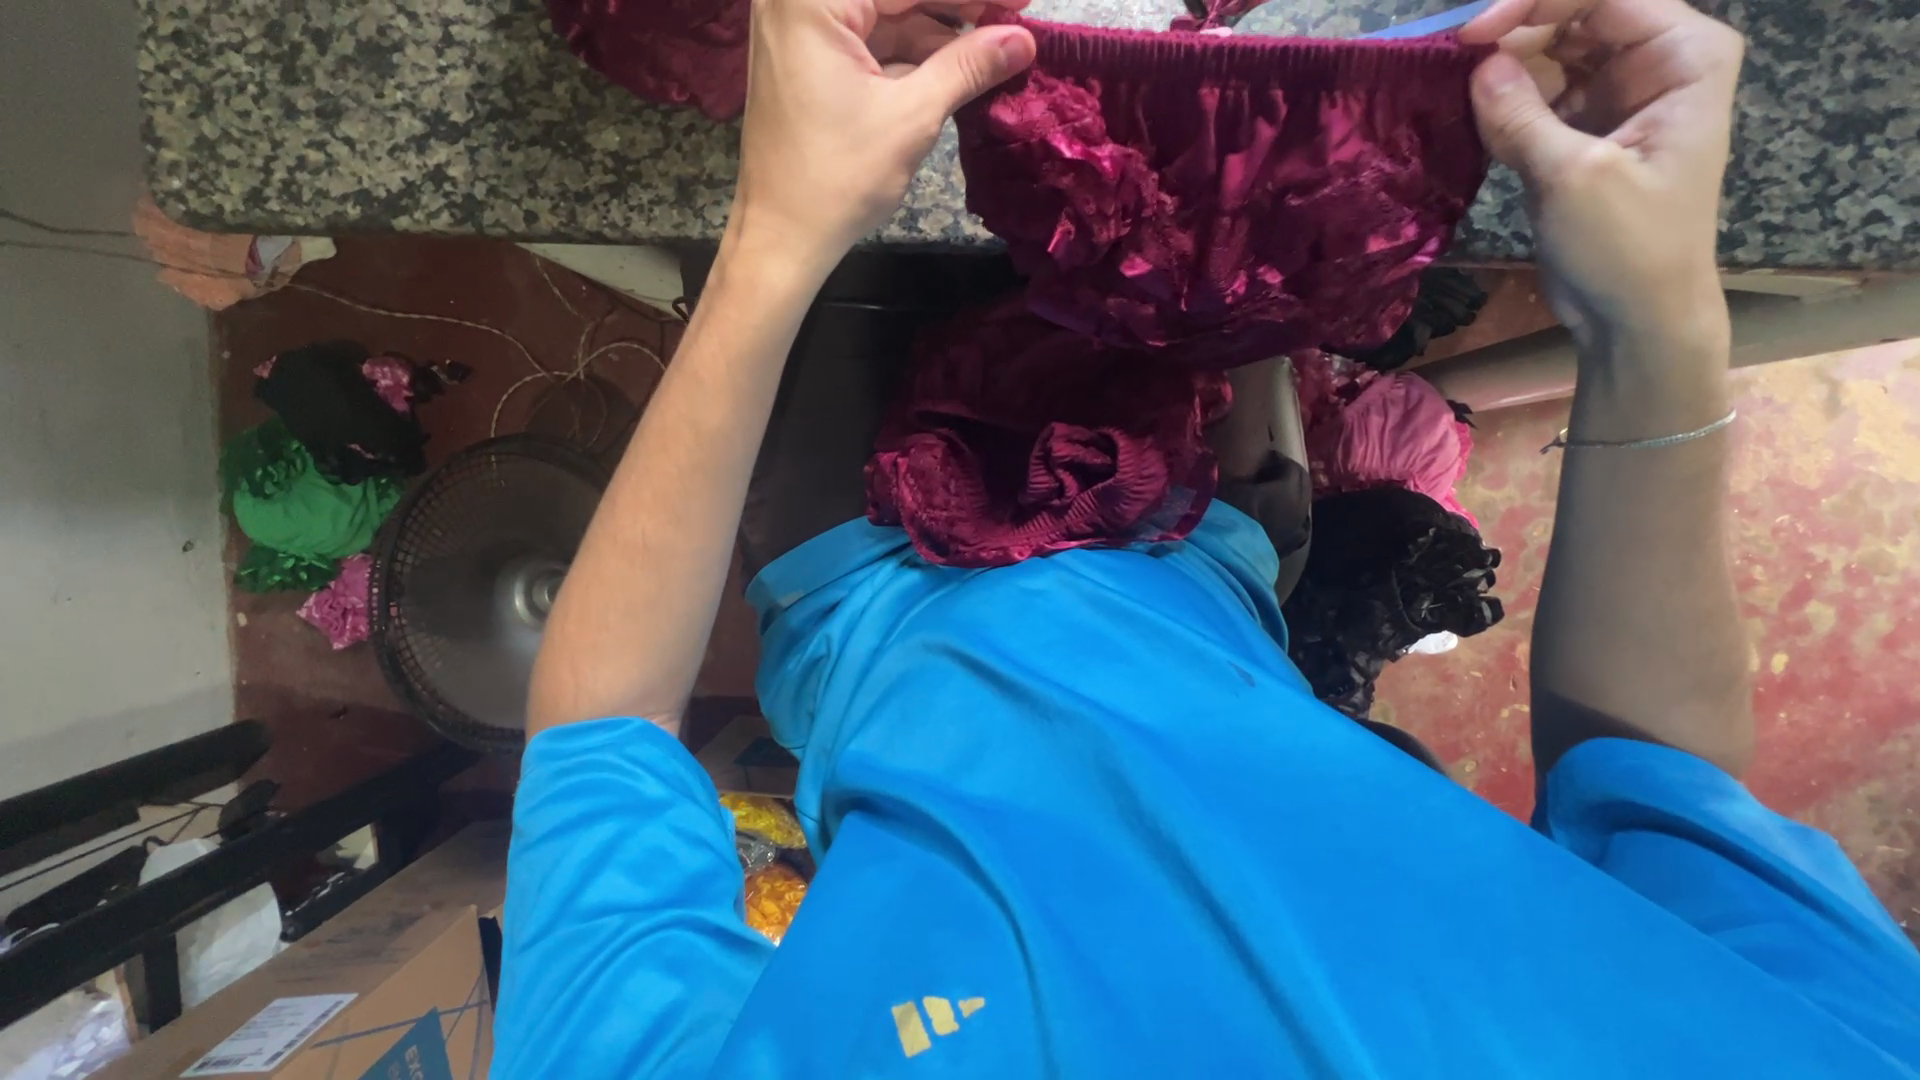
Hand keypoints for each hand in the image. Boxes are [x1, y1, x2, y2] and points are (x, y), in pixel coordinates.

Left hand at [727, 0, 1035, 276]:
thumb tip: (1023, 40)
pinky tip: (955, 60)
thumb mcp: (911, 117)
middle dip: (956, 6)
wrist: (783, 236)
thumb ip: (967, 67)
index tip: (1023, 3)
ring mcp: (800, 24)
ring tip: (993, 46)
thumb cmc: (839, 180)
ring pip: (884, 10)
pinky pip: (867, 35)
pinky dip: (909, 48)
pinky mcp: (807, 55)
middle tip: (1013, 19)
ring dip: (938, 26)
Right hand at [1461, 0, 1743, 357]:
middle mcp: (1652, 65)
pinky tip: (1468, 116)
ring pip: (1550, 60)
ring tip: (1451, 90)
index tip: (1469, 37)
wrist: (1634, 313)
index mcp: (1680, 56)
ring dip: (1502, 72)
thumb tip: (1477, 66)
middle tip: (1449, 63)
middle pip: (1575, 19)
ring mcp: (1613, 101)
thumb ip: (1523, 117)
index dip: (1534, 3)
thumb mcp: (1574, 177)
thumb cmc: (1625, 244)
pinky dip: (1502, 107)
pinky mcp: (1578, 138)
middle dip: (1513, 35)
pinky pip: (1536, 102)